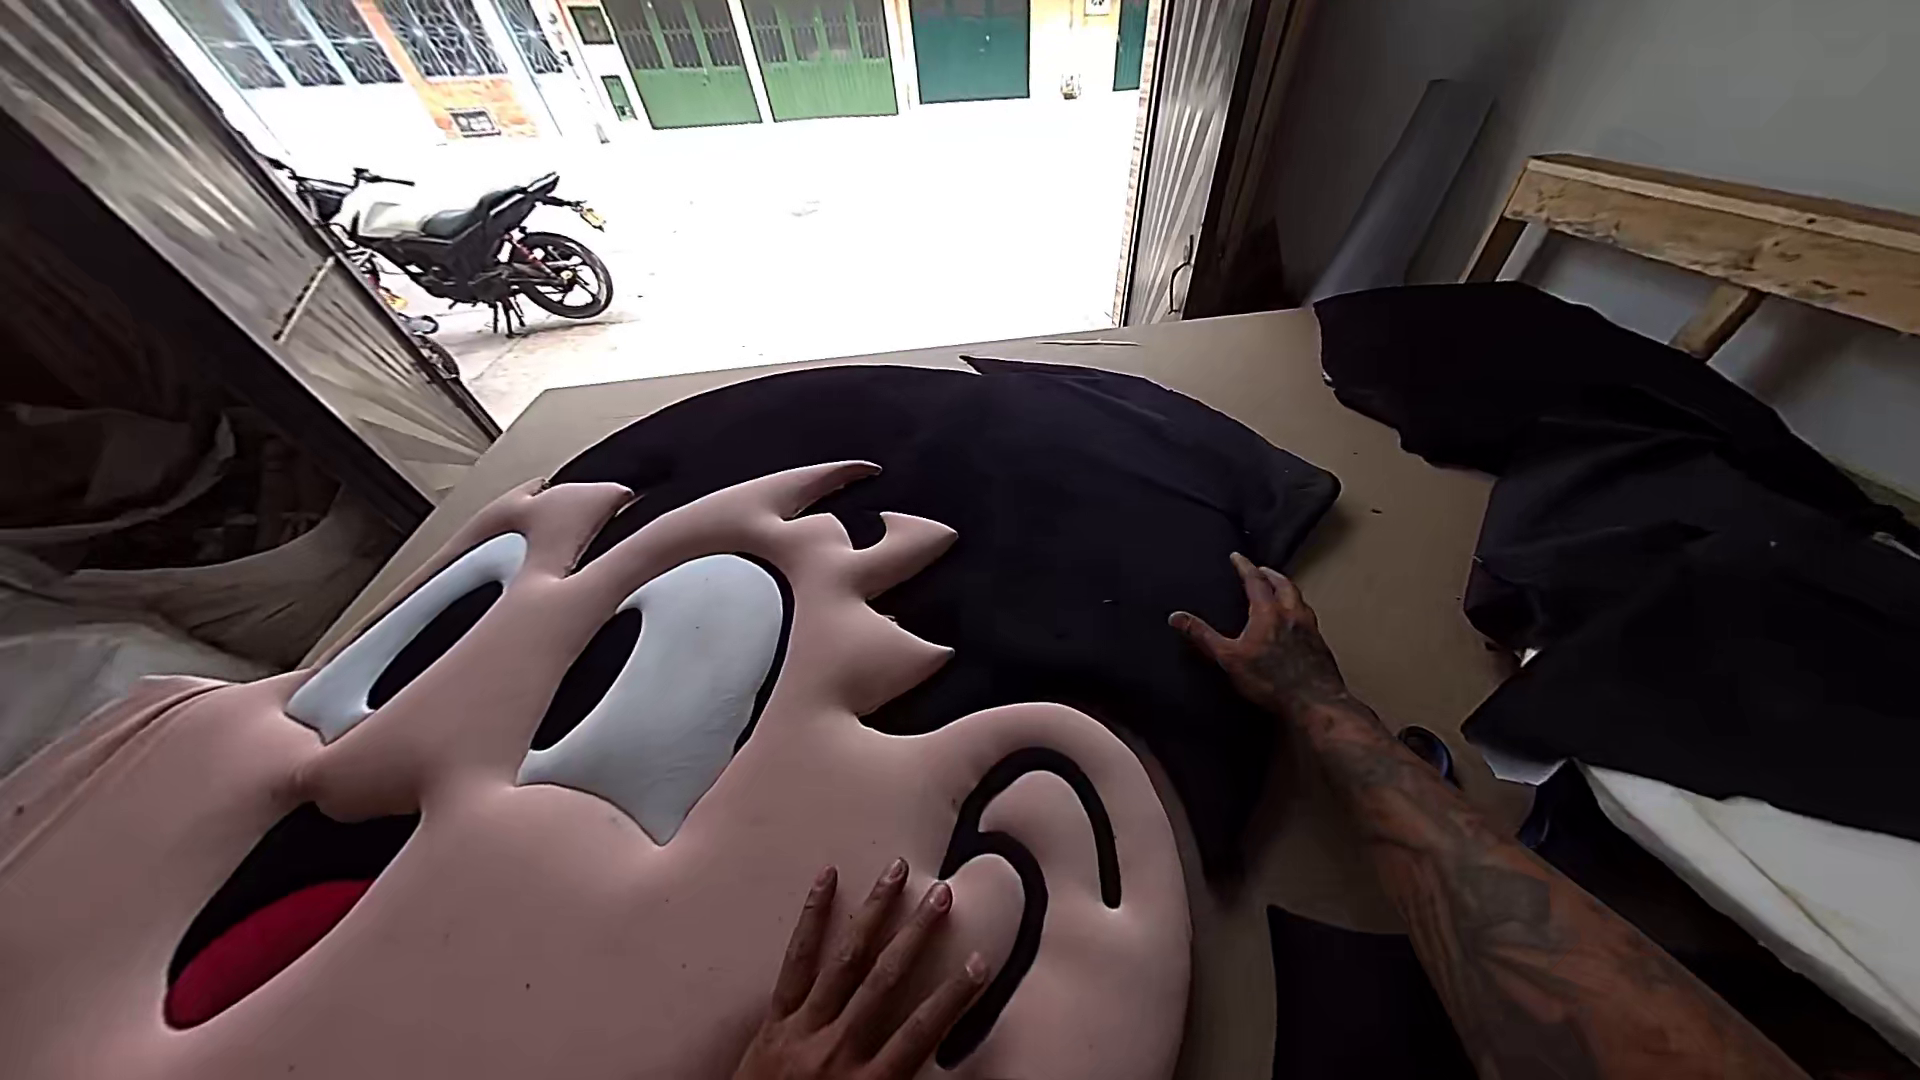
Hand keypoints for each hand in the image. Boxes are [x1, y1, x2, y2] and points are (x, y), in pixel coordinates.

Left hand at [731, 859, 987, 1079]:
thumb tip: (941, 1063)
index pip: (921, 1032)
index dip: (954, 997)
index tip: (980, 962)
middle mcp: (837, 1050)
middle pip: (886, 978)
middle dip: (917, 932)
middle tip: (940, 894)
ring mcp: (803, 1029)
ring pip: (846, 957)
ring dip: (875, 910)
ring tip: (894, 870)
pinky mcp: (774, 1019)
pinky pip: (795, 960)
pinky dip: (813, 917)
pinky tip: (827, 878)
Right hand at [1169, 553, 1355, 720]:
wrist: (1314, 703)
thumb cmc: (1271, 681)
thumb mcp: (1227, 657)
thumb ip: (1202, 635)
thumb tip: (1176, 617)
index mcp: (1268, 613)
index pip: (1255, 581)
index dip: (1244, 566)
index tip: (1238, 557)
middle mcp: (1291, 615)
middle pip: (1284, 584)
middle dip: (1271, 574)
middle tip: (1261, 569)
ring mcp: (1310, 629)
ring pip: (1300, 599)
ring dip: (1288, 589)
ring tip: (1280, 589)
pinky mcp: (1320, 645)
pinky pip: (1309, 617)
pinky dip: (1299, 610)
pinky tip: (1296, 622)